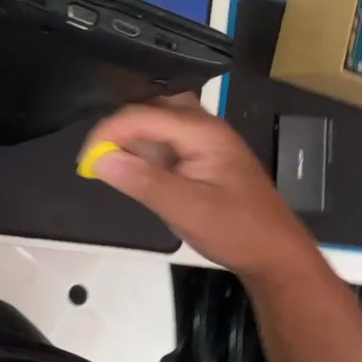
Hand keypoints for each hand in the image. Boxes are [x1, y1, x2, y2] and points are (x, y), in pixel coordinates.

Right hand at [80, 95, 320, 281]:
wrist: (276, 256)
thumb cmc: (236, 231)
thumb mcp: (186, 208)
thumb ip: (141, 180)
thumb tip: (98, 158)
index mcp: (202, 131)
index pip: (144, 114)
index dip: (109, 132)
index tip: (86, 159)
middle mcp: (203, 127)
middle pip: (152, 105)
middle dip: (119, 123)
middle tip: (94, 149)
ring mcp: (203, 142)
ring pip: (157, 121)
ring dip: (130, 136)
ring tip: (105, 158)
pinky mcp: (201, 158)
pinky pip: (165, 140)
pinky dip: (142, 150)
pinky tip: (130, 167)